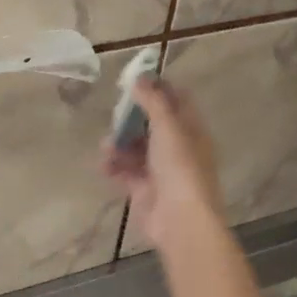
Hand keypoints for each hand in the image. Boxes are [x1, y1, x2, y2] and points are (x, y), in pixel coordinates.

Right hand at [101, 78, 226, 250]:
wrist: (180, 219)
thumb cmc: (179, 167)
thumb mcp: (168, 127)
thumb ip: (153, 101)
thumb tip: (140, 78)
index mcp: (191, 130)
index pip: (177, 101)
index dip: (158, 89)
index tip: (135, 81)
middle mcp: (178, 148)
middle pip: (152, 125)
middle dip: (131, 119)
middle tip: (114, 115)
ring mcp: (161, 170)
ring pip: (136, 149)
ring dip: (119, 144)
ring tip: (106, 147)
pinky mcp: (144, 190)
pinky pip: (126, 172)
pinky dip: (114, 167)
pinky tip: (104, 166)